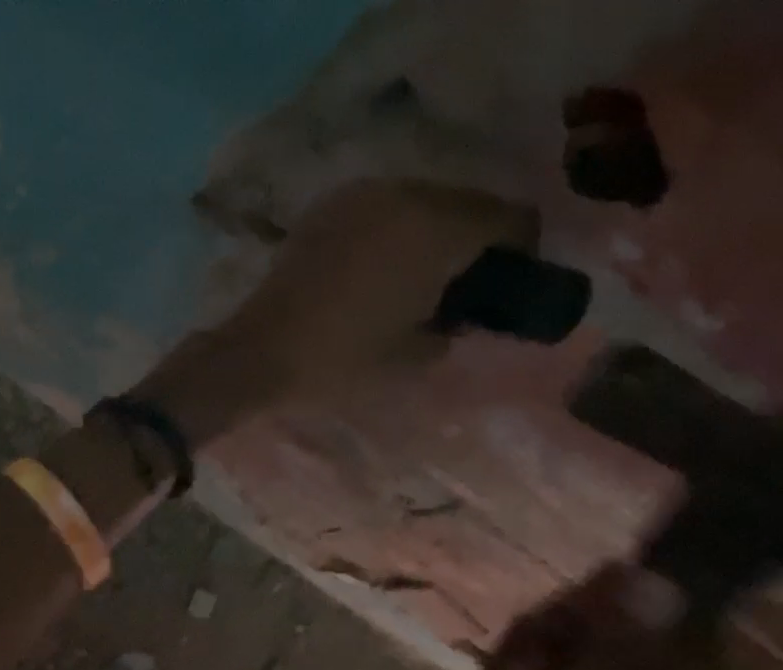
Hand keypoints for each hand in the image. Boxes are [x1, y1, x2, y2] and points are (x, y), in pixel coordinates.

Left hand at [130, 179, 538, 446]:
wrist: (260, 353)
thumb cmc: (343, 360)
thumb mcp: (416, 356)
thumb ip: (453, 326)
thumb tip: (456, 313)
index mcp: (438, 227)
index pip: (509, 218)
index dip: (522, 248)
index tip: (513, 281)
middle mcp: (404, 195)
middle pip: (465, 203)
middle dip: (477, 238)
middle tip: (468, 282)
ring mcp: (360, 196)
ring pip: (421, 200)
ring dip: (434, 230)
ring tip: (421, 276)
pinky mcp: (326, 209)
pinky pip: (381, 209)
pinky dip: (394, 230)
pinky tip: (381, 268)